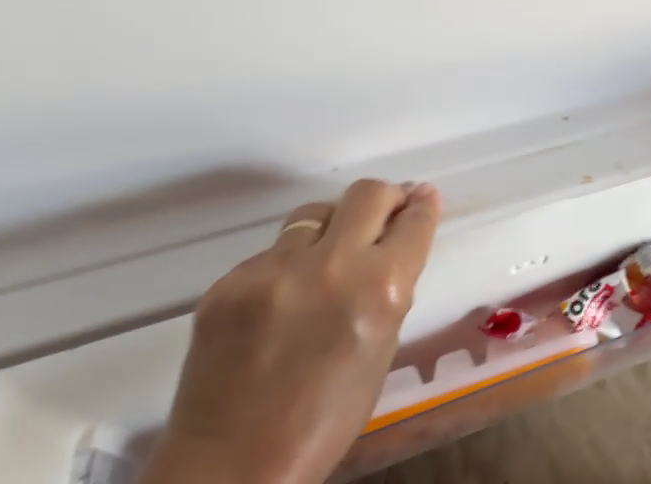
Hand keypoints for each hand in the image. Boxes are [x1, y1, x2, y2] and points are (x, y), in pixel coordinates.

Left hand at [141, 179, 441, 483]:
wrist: (231, 468)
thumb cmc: (325, 420)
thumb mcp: (382, 350)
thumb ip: (389, 290)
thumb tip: (397, 247)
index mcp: (381, 289)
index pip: (412, 221)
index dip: (421, 206)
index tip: (422, 197)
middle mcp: (331, 266)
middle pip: (367, 194)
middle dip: (383, 199)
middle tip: (383, 214)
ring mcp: (274, 271)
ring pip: (314, 215)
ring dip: (332, 226)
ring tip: (327, 258)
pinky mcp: (229, 283)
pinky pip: (270, 253)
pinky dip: (286, 266)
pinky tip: (283, 302)